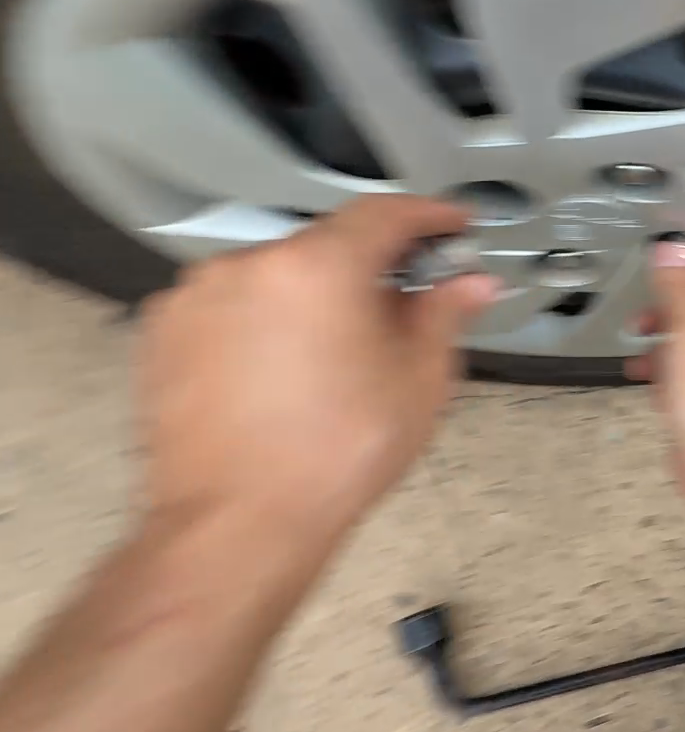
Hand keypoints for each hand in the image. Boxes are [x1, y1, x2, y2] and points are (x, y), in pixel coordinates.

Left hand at [137, 196, 497, 544]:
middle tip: (421, 294)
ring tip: (361, 338)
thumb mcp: (423, 375)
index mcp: (317, 268)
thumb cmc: (341, 446)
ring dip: (328, 289)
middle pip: (330, 243)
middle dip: (381, 262)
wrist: (242, 517)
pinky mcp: (165, 335)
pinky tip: (307, 360)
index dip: (431, 214)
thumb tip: (471, 284)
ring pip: (283, 273)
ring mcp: (196, 300)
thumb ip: (446, 313)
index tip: (456, 223)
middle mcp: (247, 268)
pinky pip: (240, 303)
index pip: (384, 215)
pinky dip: (281, 314)